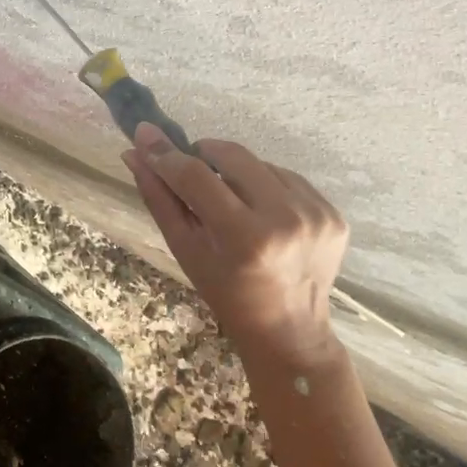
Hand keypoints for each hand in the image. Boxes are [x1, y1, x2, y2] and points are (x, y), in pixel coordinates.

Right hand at [122, 123, 348, 365]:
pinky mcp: (333, 213)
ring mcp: (316, 215)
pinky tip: (259, 210)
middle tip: (192, 172)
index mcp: (245, 237)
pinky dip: (264, 184)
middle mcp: (286, 220)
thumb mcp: (184, 247)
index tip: (145, 136)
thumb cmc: (226, 292)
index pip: (196, 175)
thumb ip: (158, 196)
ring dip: (235, 172)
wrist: (290, 330)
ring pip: (258, 162)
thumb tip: (133, 149)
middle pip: (232, 155)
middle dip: (204, 155)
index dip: (167, 154)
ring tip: (231, 202)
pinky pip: (285, 176)